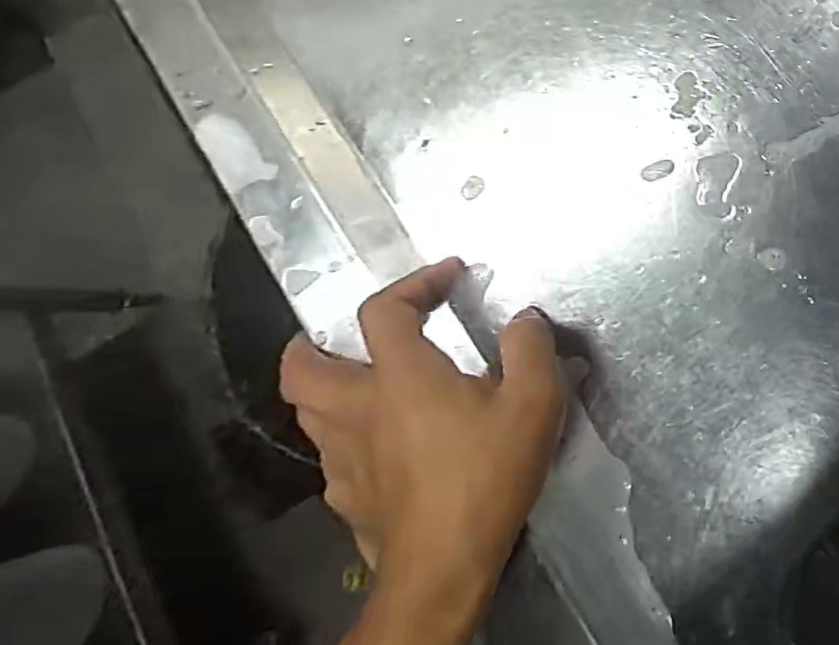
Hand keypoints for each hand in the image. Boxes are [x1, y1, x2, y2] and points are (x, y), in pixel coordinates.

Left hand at [280, 257, 564, 643]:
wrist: (445, 563)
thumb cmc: (490, 471)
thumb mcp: (535, 398)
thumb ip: (531, 346)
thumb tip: (522, 318)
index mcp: (402, 378)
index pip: (383, 312)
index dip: (414, 283)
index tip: (448, 275)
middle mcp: (357, 411)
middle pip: (302, 368)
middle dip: (317, 340)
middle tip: (356, 331)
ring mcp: (342, 458)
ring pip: (307, 410)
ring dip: (330, 383)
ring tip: (369, 377)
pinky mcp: (346, 494)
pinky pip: (332, 450)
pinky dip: (349, 430)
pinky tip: (386, 439)